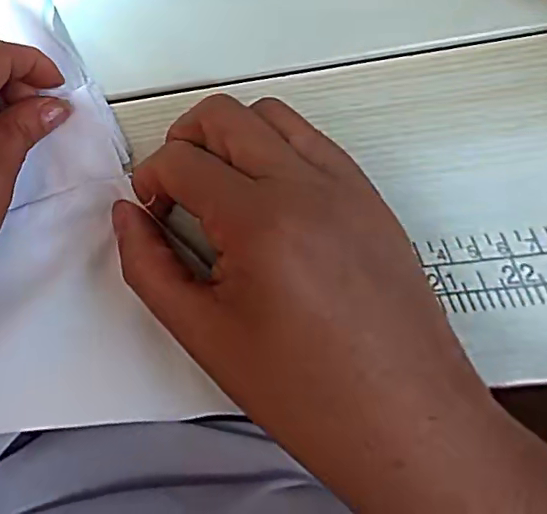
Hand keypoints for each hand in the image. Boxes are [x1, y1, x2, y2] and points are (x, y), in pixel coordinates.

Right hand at [111, 95, 546, 512]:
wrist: (417, 434)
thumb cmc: (322, 398)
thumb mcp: (202, 335)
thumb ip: (146, 265)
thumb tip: (128, 218)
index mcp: (263, 224)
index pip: (179, 159)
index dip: (149, 180)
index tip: (152, 209)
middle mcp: (308, 192)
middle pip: (220, 115)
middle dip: (181, 140)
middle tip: (176, 185)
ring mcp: (347, 190)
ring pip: (268, 112)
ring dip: (229, 135)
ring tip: (218, 182)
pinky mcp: (370, 200)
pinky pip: (311, 138)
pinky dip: (274, 147)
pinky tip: (264, 193)